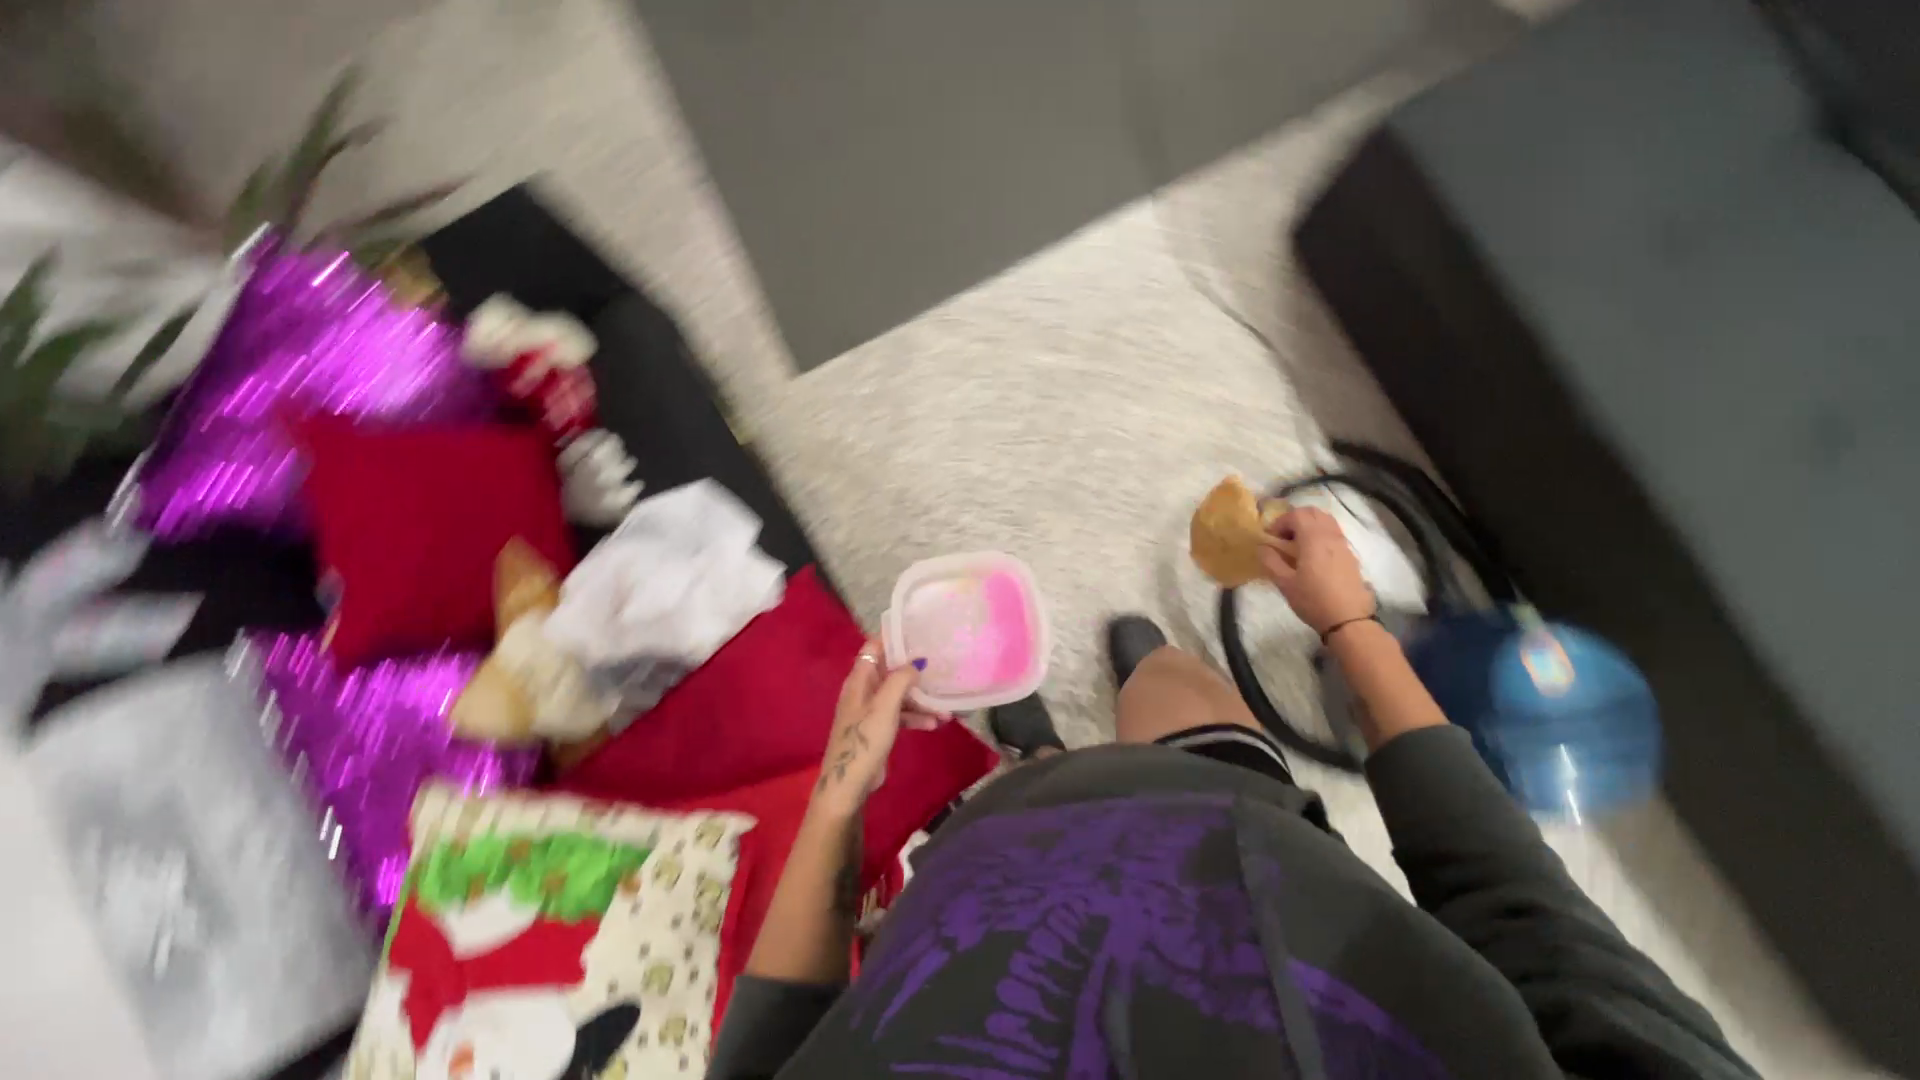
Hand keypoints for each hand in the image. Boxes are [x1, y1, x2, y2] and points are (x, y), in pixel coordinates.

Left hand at [814, 637, 949, 813]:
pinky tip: (935, 724)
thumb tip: (916, 662)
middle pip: (891, 672)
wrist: (850, 782)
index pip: (874, 648)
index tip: (920, 635)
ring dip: (921, 700)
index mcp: (859, 680)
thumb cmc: (864, 739)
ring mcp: (871, 711)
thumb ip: (900, 680)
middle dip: (915, 672)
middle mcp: (864, 691)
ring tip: (946, 709)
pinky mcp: (879, 728)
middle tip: (941, 668)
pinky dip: (916, 717)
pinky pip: (901, 715)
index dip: (894, 639)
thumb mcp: (884, 706)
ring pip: (899, 696)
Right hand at [1258, 506, 1375, 637]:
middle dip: (1295, 519)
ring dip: (1309, 525)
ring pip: (1326, 520)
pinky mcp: (1350, 555)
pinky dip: (1320, 534)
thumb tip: (1262, 547)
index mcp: (1313, 539)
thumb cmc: (1313, 601)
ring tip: (1298, 545)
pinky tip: (1313, 556)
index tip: (1271, 538)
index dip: (1280, 522)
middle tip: (1283, 537)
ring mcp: (1343, 544)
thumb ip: (1271, 561)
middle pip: (1313, 512)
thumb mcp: (1284, 584)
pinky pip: (1334, 533)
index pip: (1296, 514)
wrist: (1348, 619)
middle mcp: (1330, 536)